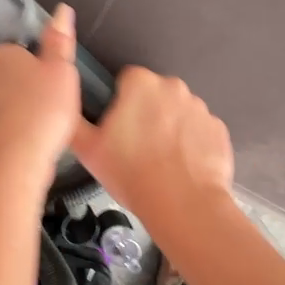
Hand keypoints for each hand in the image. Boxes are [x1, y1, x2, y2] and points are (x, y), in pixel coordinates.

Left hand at [0, 4, 83, 183]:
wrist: (19, 162)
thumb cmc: (43, 109)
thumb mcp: (60, 68)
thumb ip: (60, 39)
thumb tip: (61, 9)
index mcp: (1, 53)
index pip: (24, 41)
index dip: (46, 54)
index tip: (61, 68)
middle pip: (24, 68)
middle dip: (43, 77)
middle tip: (64, 91)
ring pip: (24, 93)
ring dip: (41, 100)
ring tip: (59, 111)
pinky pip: (22, 114)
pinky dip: (36, 119)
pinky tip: (48, 129)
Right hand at [71, 67, 233, 231]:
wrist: (183, 205)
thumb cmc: (131, 174)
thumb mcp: (87, 150)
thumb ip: (74, 121)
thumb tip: (66, 106)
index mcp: (140, 84)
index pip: (125, 79)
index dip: (118, 102)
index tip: (117, 127)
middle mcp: (173, 87)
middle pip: (153, 94)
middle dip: (145, 113)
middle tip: (134, 146)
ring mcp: (200, 107)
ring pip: (177, 111)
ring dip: (168, 127)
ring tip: (158, 160)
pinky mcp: (218, 129)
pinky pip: (198, 130)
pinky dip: (190, 142)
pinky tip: (180, 166)